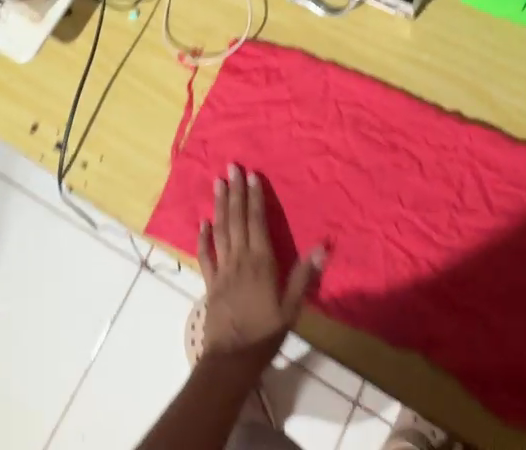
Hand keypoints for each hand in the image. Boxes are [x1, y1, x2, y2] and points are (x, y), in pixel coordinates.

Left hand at [197, 164, 324, 359]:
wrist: (232, 359)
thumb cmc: (266, 333)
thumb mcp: (292, 307)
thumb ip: (304, 275)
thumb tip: (323, 246)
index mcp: (261, 262)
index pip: (257, 222)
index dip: (254, 198)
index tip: (252, 176)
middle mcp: (240, 259)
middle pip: (236, 219)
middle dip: (235, 192)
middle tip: (231, 167)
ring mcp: (222, 270)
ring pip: (220, 230)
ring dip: (219, 205)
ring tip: (217, 183)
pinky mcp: (209, 282)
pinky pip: (205, 255)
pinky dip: (203, 237)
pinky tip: (202, 222)